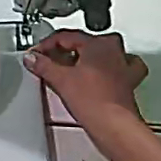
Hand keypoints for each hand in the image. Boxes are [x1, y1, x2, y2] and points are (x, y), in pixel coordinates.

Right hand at [23, 30, 148, 133]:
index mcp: (98, 43)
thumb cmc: (95, 101)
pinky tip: (97, 76)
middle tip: (49, 59)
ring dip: (85, 58)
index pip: (66, 36)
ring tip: (70, 67)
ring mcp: (123, 66)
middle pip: (83, 43)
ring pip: (100, 54)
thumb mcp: (61, 79)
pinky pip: (115, 69)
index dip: (47, 44)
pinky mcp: (127, 82)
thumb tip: (33, 58)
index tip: (37, 53)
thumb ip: (44, 65)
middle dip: (64, 50)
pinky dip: (105, 70)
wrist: (113, 125)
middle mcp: (114, 51)